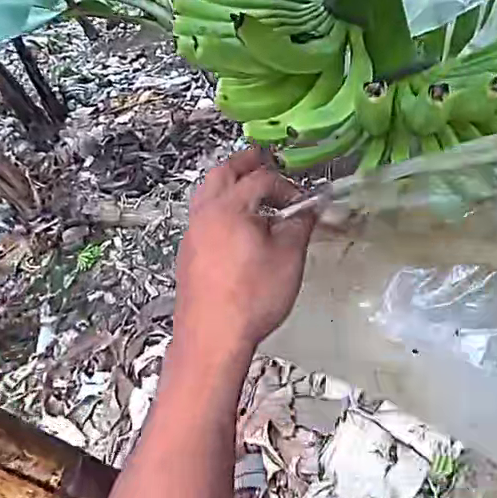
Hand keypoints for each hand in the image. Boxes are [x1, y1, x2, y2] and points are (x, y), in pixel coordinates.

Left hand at [172, 147, 316, 379]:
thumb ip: (299, 226)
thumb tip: (308, 211)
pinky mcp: (188, 253)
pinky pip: (202, 215)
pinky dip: (219, 206)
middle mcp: (205, 214)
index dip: (285, 185)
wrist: (212, 337)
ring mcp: (192, 233)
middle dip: (245, 164)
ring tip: (248, 188)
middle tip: (262, 159)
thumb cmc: (248, 299)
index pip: (260, 179)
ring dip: (228, 184)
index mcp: (229, 207)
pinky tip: (236, 225)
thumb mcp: (288, 258)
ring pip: (206, 193)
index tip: (302, 200)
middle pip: (222, 174)